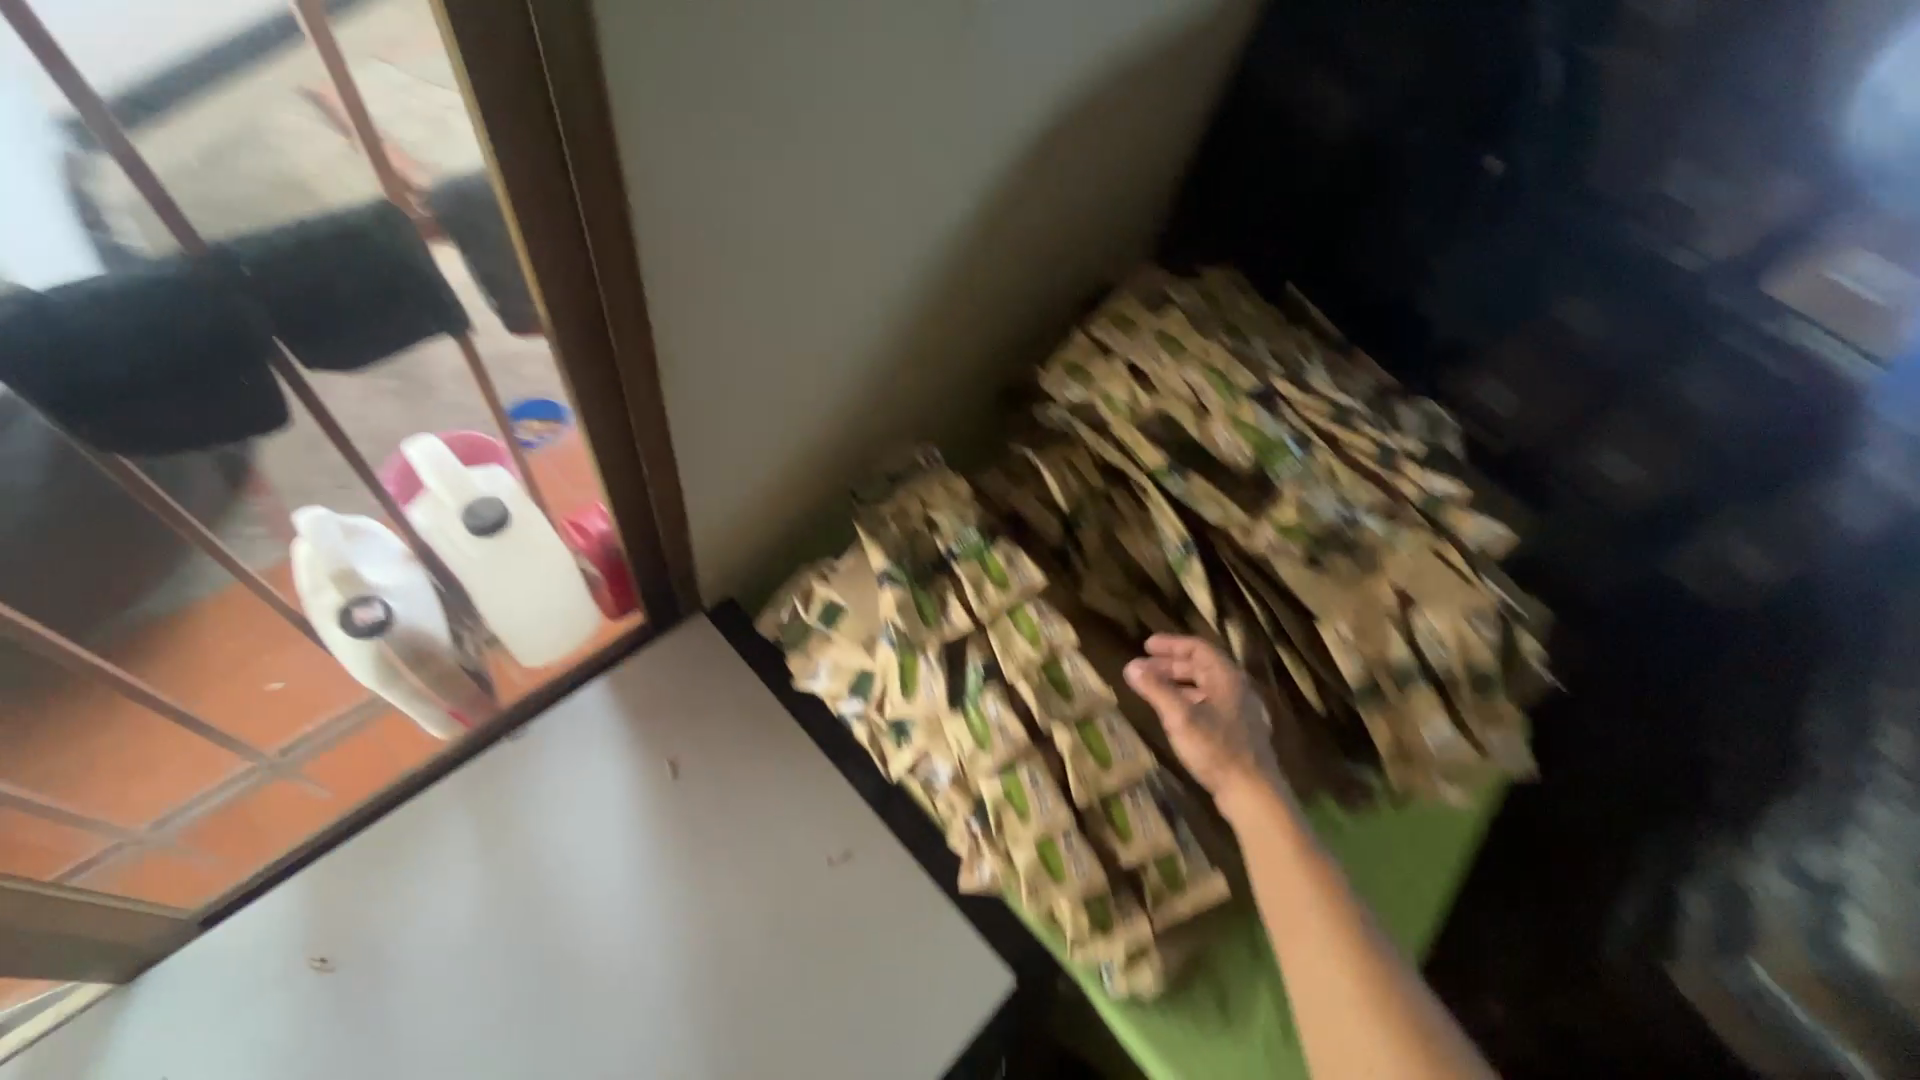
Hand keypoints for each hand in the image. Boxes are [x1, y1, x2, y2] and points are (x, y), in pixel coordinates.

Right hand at [1124, 634, 1282, 809]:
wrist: (1252, 792)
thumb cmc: (1216, 749)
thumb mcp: (1180, 717)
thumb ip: (1155, 689)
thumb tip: (1131, 666)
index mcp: (1227, 678)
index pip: (1198, 648)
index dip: (1171, 644)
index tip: (1146, 645)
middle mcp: (1237, 689)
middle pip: (1202, 667)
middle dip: (1170, 666)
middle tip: (1143, 670)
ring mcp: (1240, 712)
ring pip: (1205, 688)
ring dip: (1178, 684)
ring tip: (1154, 690)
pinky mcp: (1239, 733)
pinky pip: (1210, 705)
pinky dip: (1188, 702)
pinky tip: (1175, 716)